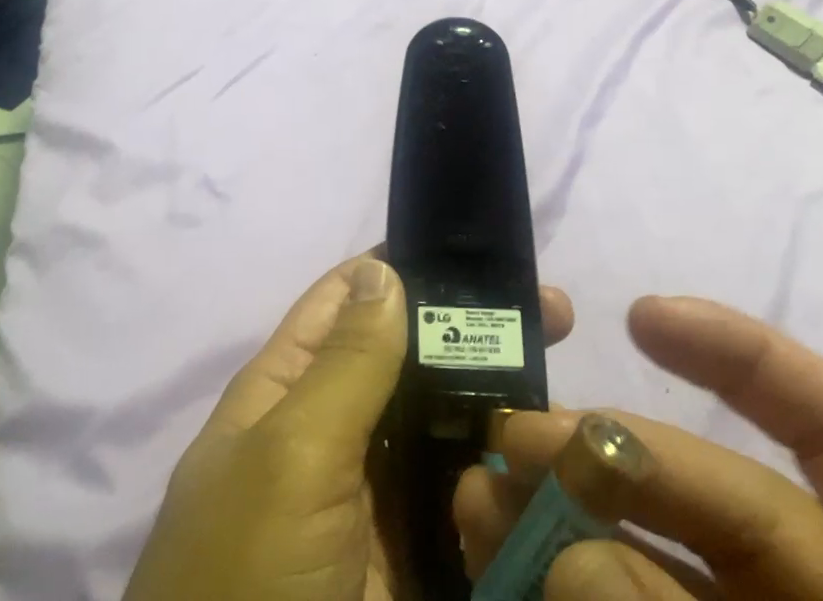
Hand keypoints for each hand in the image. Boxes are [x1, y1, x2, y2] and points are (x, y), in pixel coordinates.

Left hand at [124, 257, 573, 600]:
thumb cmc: (252, 571)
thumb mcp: (290, 455)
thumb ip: (345, 365)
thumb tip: (383, 270)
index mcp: (285, 397)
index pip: (347, 306)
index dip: (407, 270)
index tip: (484, 254)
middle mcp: (333, 439)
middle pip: (409, 365)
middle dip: (474, 337)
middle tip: (559, 315)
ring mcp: (378, 504)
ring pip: (449, 433)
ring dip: (502, 410)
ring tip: (570, 390)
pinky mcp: (421, 561)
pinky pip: (470, 506)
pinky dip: (509, 483)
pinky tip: (560, 461)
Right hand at [455, 297, 822, 600]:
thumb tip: (568, 560)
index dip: (747, 361)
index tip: (639, 316)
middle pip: (725, 501)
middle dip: (614, 455)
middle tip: (508, 435)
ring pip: (648, 569)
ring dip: (561, 526)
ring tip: (473, 495)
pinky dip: (552, 593)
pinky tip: (491, 565)